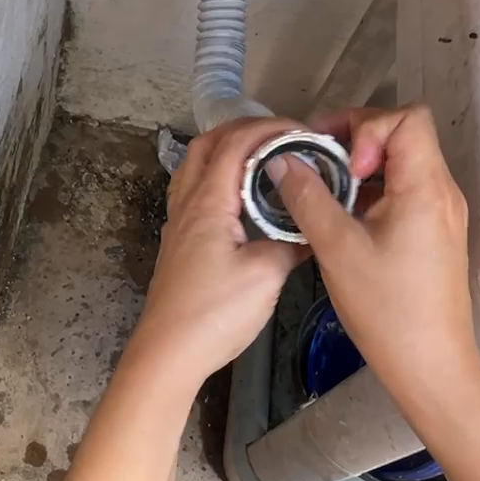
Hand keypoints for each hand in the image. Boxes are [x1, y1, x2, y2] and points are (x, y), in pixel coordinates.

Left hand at [128, 117, 310, 385]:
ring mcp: (177, 224)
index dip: (268, 128)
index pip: (234, 144)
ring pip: (195, 169)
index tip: (303, 131)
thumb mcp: (266, 275)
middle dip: (243, 131)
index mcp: (207, 203)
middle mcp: (186, 205)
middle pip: (207, 146)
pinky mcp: (178, 244)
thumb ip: (291, 243)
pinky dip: (218, 180)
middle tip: (282, 137)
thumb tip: (311, 231)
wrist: (169, 351)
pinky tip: (240, 200)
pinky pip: (194, 194)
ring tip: (263, 160)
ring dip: (226, 153)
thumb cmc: (214, 312)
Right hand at [270, 105, 479, 402]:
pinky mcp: (430, 233)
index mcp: (425, 188)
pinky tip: (338, 218)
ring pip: (398, 164)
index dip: (365, 126)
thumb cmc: (387, 309)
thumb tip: (282, 161)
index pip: (406, 118)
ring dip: (357, 167)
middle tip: (314, 164)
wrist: (430, 365)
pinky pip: (399, 192)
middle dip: (353, 140)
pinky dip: (366, 192)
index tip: (338, 162)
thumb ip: (308, 198)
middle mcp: (440, 192)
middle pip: (402, 134)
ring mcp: (438, 213)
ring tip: (319, 191)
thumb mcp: (337, 249)